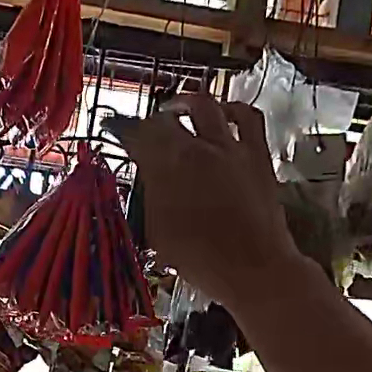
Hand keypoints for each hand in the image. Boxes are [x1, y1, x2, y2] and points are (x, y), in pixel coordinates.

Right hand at [108, 93, 307, 305]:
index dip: (121, 129)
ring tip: (178, 108)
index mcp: (165, 167)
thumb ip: (148, 197)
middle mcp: (196, 148)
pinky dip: (231, 109)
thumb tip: (145, 182)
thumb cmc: (199, 258)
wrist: (252, 268)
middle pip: (166, 118)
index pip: (136, 134)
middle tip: (144, 128)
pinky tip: (224, 115)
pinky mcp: (257, 154)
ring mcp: (230, 147)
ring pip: (206, 105)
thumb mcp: (155, 231)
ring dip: (186, 103)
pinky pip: (247, 117)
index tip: (114, 129)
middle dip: (150, 121)